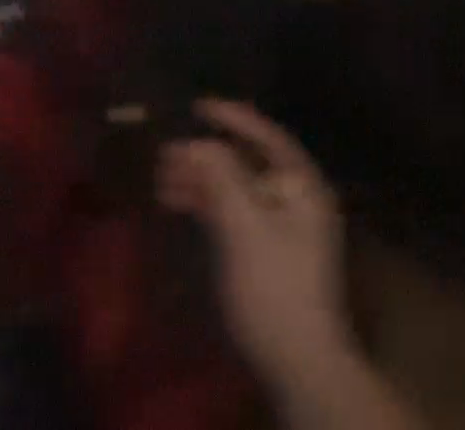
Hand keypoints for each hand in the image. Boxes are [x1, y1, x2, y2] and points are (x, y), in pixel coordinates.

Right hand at [157, 100, 354, 400]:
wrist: (297, 359)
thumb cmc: (273, 285)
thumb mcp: (244, 225)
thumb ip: (221, 176)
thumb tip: (197, 142)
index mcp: (302, 188)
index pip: (268, 138)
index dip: (234, 118)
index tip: (197, 106)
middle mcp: (295, 199)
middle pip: (247, 162)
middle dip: (205, 154)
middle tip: (165, 154)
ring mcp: (280, 225)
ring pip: (235, 186)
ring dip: (200, 178)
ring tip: (162, 179)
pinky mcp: (264, 248)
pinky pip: (232, 210)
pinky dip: (206, 201)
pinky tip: (176, 201)